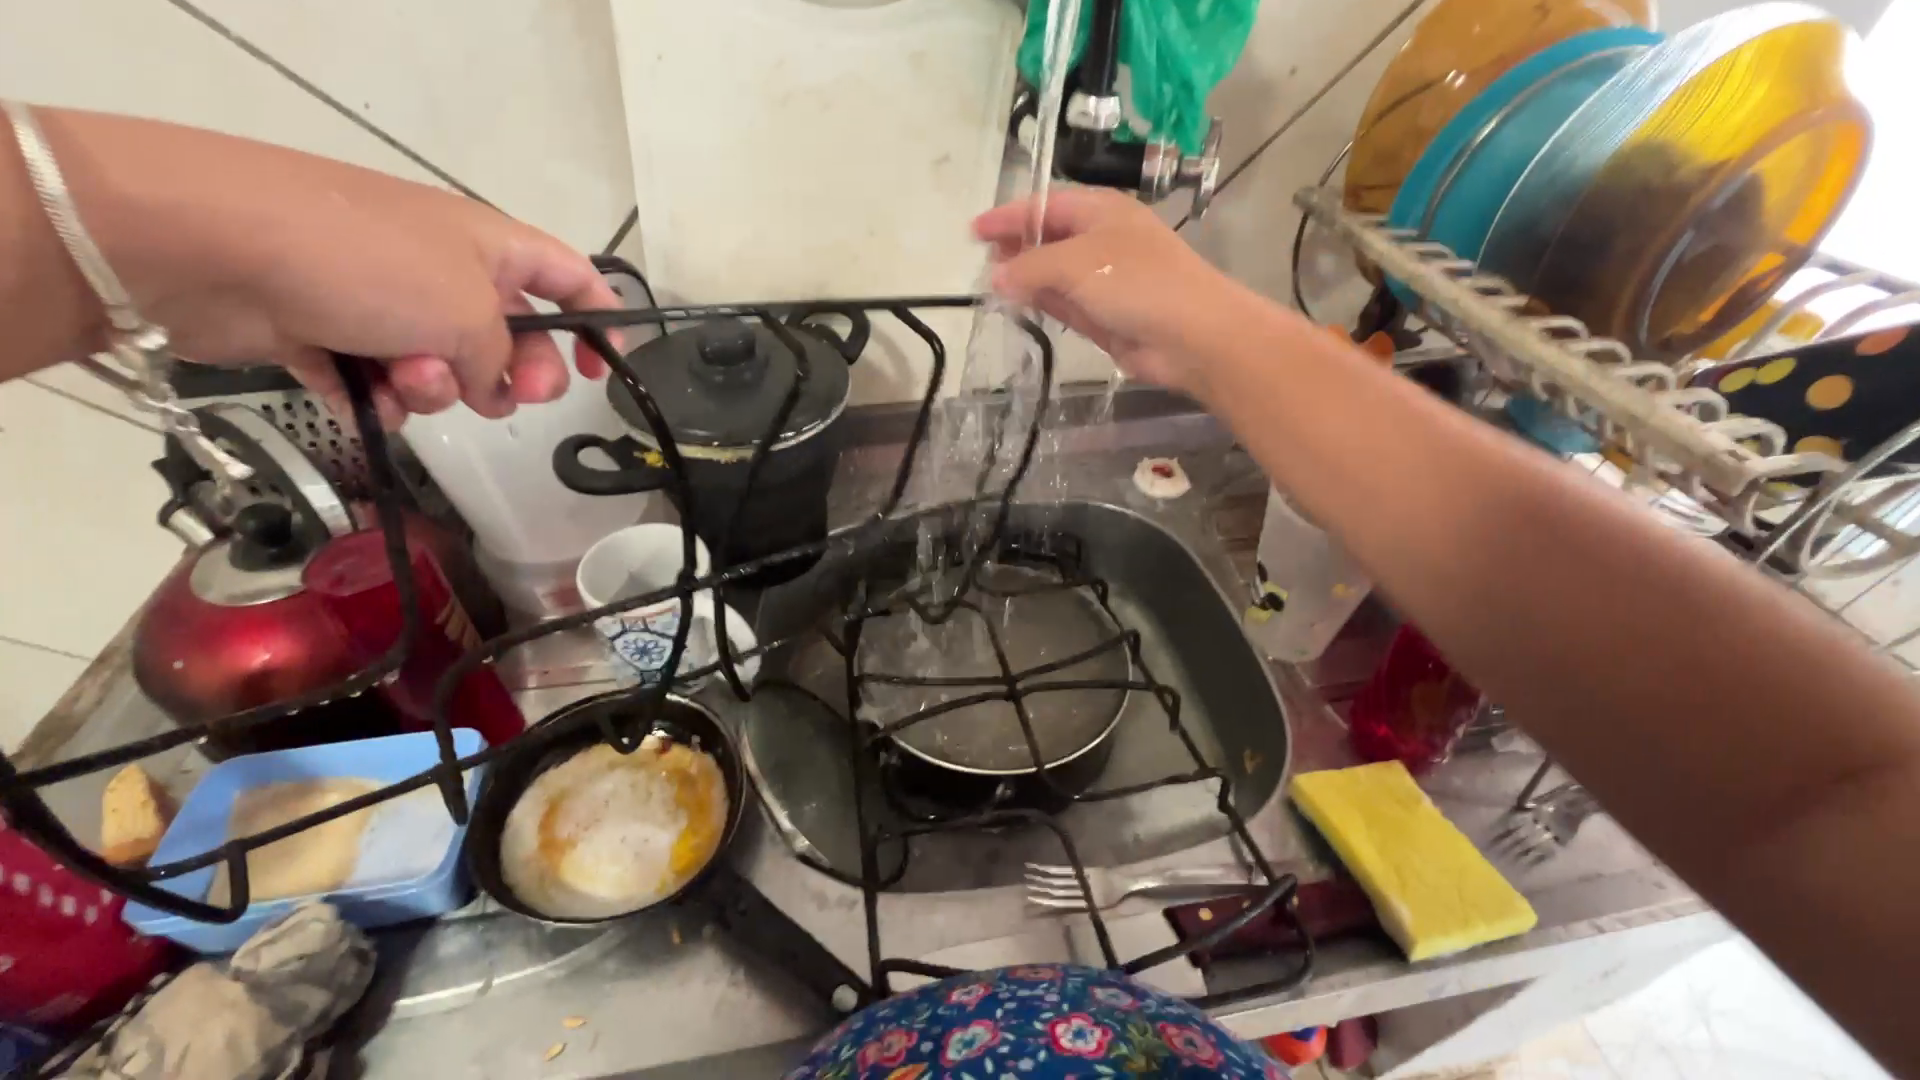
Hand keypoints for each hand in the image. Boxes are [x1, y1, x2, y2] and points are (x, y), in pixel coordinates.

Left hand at [39, 109, 622, 426]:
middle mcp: (444, 269)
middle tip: (506, 399)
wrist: (204, 243)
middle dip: (513, 374)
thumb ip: (506, 358)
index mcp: (490, 245)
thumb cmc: (366, 264)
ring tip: (408, 380)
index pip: (571, 278)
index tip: (602, 372)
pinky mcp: (332, 333)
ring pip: (446, 367)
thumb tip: (489, 386)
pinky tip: (368, 397)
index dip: (600, 321)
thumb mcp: (471, 311)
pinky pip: (384, 381)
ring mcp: (384, 301)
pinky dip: (383, 396)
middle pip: (511, 335)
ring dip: (438, 387)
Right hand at [972, 187, 1265, 402]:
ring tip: (992, 287)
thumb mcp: (1077, 263)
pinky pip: (1063, 304)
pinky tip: (1018, 306)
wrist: (1191, 335)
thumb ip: (1030, 267)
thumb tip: (995, 278)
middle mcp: (1101, 240)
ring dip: (1025, 279)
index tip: (974, 231)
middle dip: (1015, 247)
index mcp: (1100, 211)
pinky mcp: (1103, 315)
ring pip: (1053, 273)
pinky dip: (1041, 303)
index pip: (1045, 205)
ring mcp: (1103, 280)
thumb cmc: (1138, 283)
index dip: (1009, 216)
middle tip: (982, 262)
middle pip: (1048, 238)